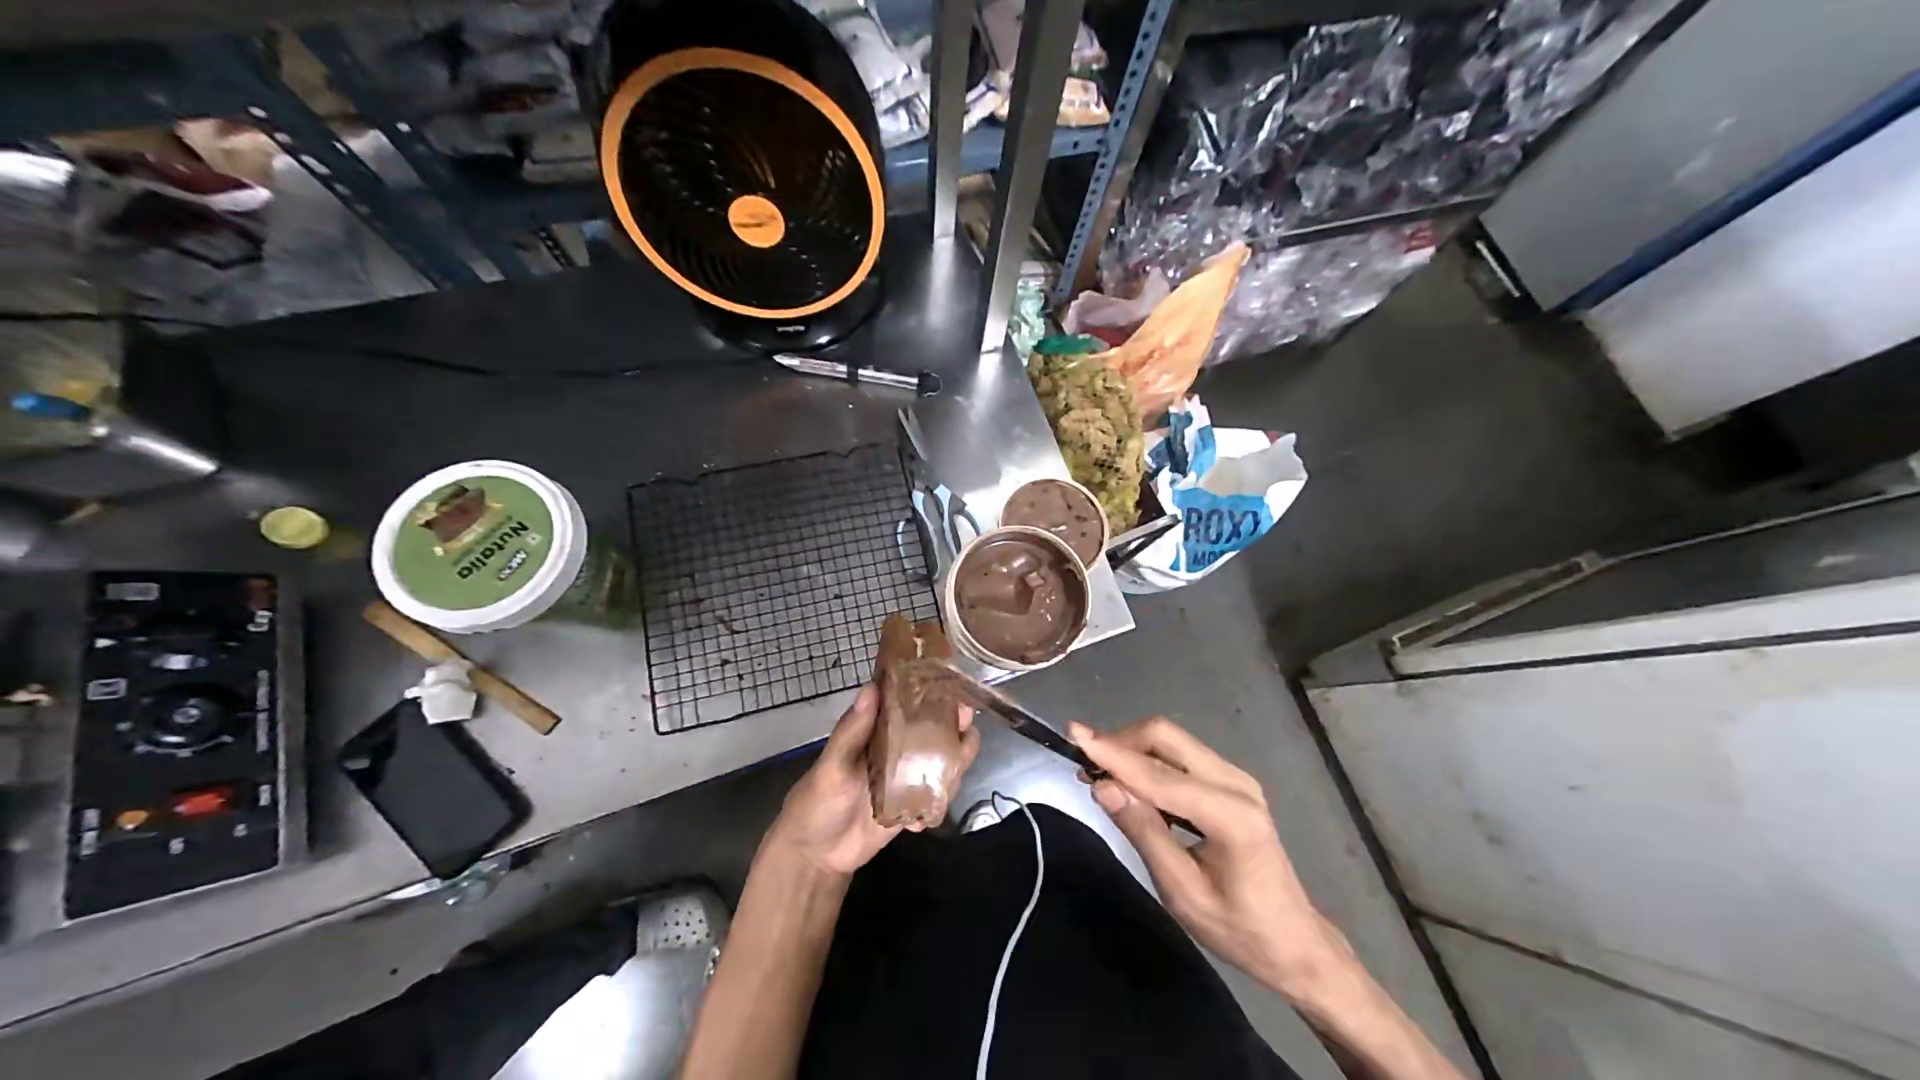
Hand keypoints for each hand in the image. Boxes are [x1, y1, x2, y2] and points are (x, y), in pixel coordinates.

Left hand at [763, 684, 977, 877]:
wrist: (816, 856)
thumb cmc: (816, 802)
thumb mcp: (831, 766)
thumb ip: (851, 731)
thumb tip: (871, 687)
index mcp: (875, 731)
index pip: (906, 702)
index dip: (929, 690)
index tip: (950, 683)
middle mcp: (895, 748)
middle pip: (933, 730)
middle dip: (953, 725)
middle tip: (965, 725)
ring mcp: (906, 777)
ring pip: (941, 761)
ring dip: (955, 762)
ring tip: (955, 770)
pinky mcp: (912, 805)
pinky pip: (937, 797)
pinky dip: (940, 802)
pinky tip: (922, 818)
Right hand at [1069, 717, 1352, 1001]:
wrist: (1295, 942)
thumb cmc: (1239, 930)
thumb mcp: (1183, 892)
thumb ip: (1144, 833)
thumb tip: (1103, 787)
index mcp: (1231, 815)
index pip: (1157, 774)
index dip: (1112, 754)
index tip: (1073, 734)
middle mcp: (1236, 783)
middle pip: (1165, 737)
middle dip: (1119, 742)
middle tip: (1084, 764)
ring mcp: (1236, 778)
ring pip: (1171, 741)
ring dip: (1130, 749)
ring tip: (1098, 775)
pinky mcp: (1230, 782)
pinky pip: (1180, 755)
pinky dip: (1147, 760)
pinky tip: (1128, 782)